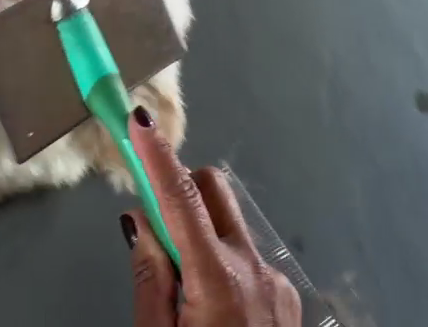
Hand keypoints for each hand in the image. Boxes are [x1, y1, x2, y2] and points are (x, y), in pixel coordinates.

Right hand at [122, 111, 301, 325]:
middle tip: (157, 222)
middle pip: (214, 188)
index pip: (180, 201)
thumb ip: (149, 279)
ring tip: (187, 290)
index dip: (156, 157)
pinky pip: (248, 256)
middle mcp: (253, 269)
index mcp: (216, 282)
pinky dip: (224, 264)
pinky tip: (219, 313)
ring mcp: (277, 282)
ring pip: (231, 223)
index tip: (138, 120)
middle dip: (181, 187)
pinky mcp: (289, 296)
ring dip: (202, 232)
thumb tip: (141, 223)